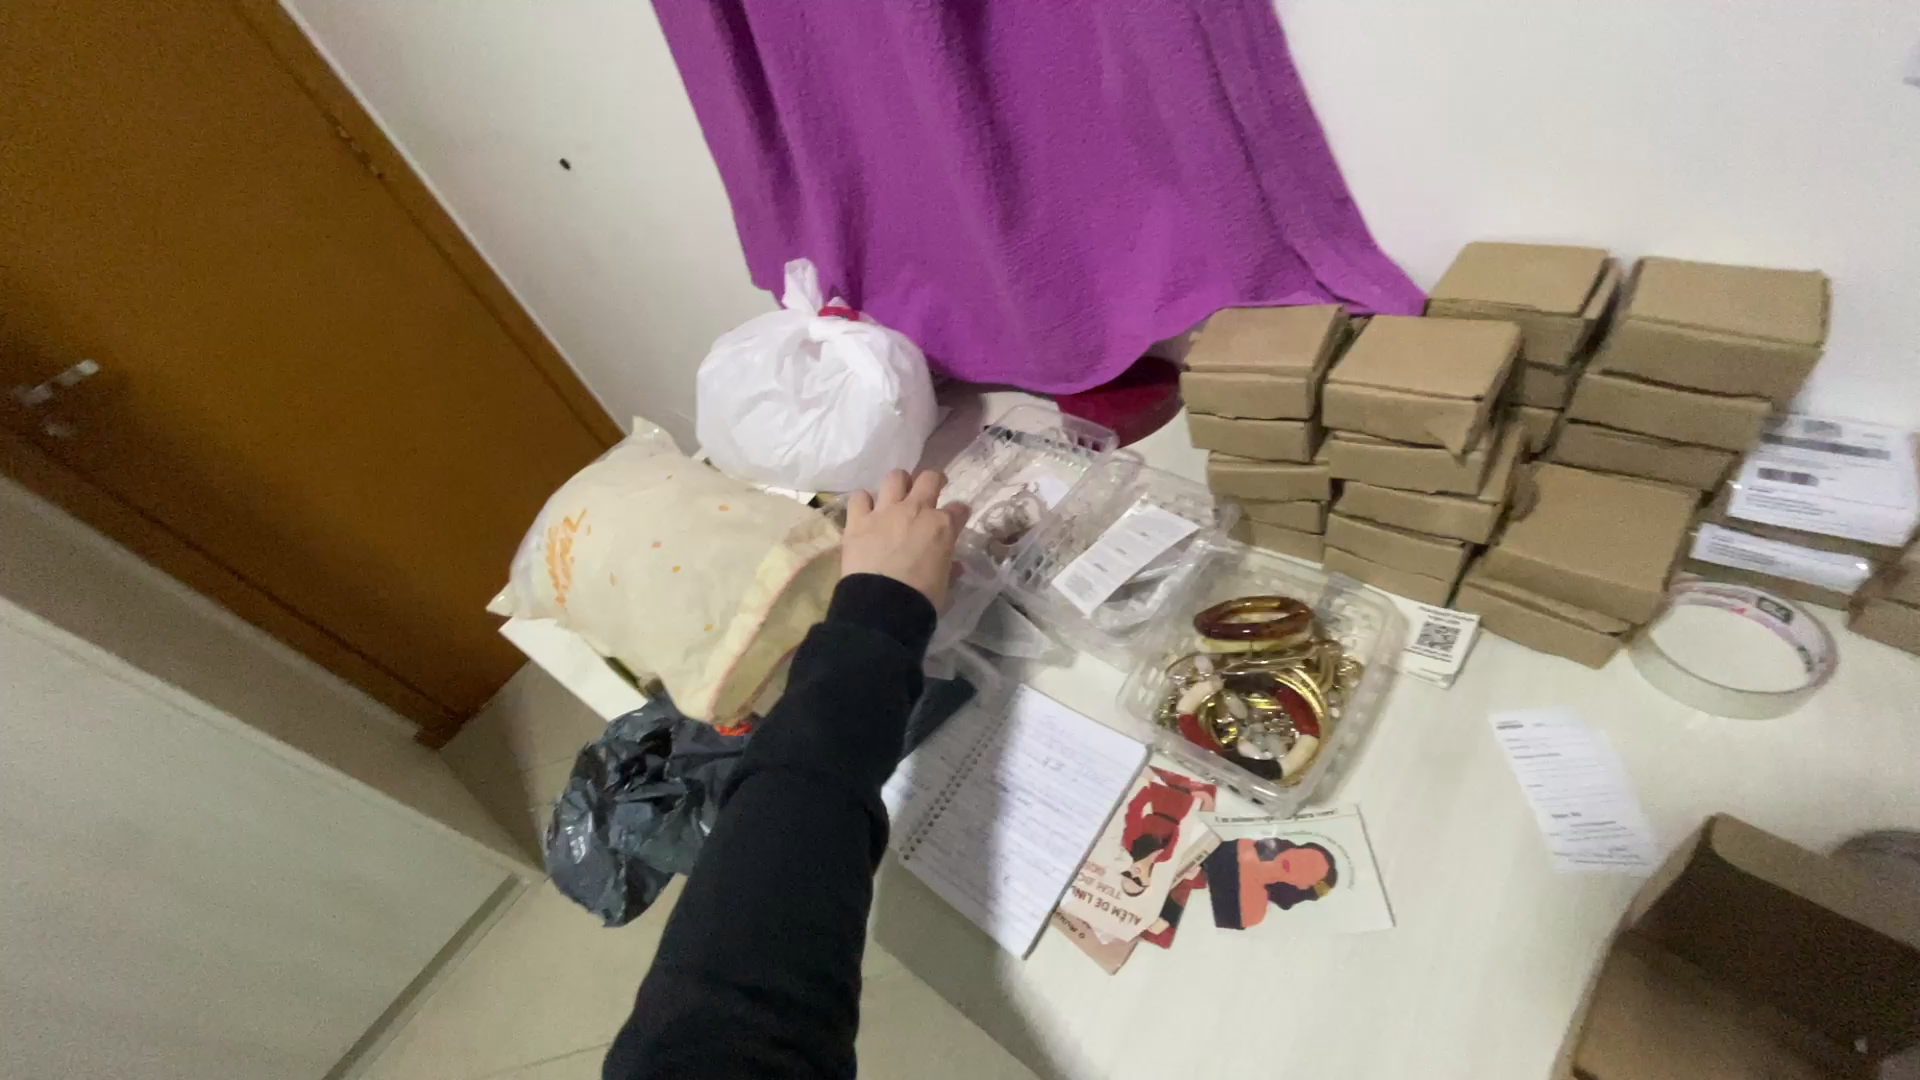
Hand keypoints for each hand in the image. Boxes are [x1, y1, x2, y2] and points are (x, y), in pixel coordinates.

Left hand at [843, 469, 967, 606]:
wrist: (883, 606)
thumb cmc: (921, 598)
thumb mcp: (945, 584)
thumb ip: (950, 568)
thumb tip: (955, 566)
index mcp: (942, 526)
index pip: (959, 509)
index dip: (960, 512)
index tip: (958, 516)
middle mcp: (916, 510)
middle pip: (929, 479)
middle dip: (934, 481)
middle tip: (931, 488)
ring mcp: (885, 512)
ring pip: (895, 477)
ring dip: (899, 484)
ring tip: (897, 494)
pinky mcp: (858, 520)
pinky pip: (860, 497)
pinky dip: (864, 502)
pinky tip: (866, 511)